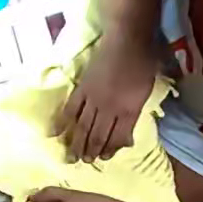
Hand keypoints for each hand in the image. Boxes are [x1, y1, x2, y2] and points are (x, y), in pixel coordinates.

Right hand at [55, 38, 161, 161]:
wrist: (127, 39)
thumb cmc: (143, 62)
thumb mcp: (146, 91)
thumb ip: (135, 114)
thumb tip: (127, 137)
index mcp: (128, 110)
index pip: (117, 137)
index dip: (109, 149)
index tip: (103, 157)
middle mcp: (109, 109)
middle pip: (97, 135)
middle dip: (90, 151)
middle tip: (84, 162)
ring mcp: (93, 99)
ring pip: (83, 126)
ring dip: (77, 143)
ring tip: (71, 157)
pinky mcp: (82, 88)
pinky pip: (70, 108)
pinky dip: (62, 122)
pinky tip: (55, 133)